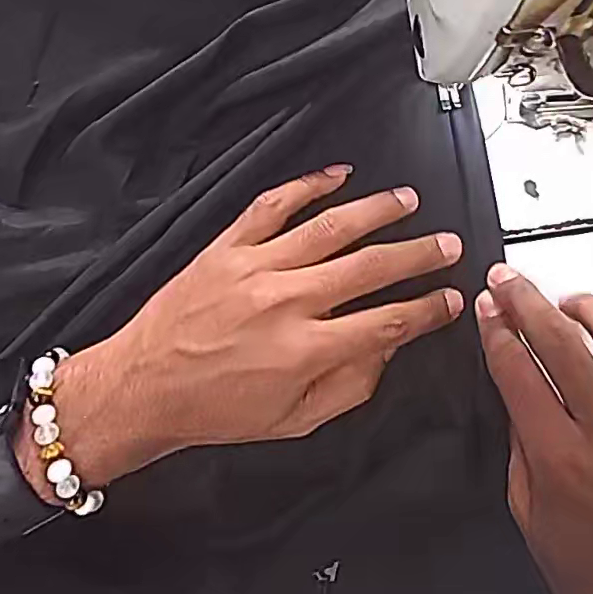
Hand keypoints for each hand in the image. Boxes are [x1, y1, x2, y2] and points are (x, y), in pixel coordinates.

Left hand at [22, 166, 465, 490]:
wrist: (143, 386)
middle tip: (445, 244)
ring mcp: (256, 268)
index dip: (428, 309)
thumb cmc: (214, 407)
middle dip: (419, 254)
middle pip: (371, 267)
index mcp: (305, 350)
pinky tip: (336, 175)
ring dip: (377, 211)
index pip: (388, 321)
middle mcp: (287, 302)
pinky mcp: (228, 247)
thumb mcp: (294, 418)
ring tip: (408, 201)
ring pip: (331, 227)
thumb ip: (350, 384)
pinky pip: (273, 205)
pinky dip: (307, 185)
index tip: (449, 299)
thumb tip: (387, 348)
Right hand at [475, 264, 592, 593]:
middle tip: (511, 279)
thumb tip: (518, 393)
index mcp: (564, 466)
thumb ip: (523, 450)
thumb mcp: (534, 523)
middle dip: (527, 300)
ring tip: (572, 300)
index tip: (489, 308)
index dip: (497, 330)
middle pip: (563, 343)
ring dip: (592, 308)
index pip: (518, 370)